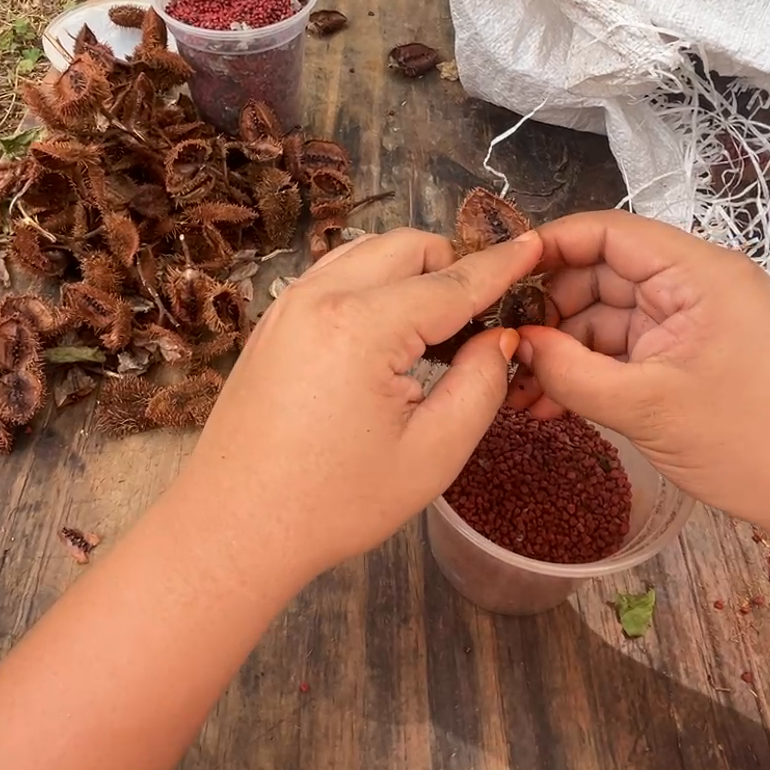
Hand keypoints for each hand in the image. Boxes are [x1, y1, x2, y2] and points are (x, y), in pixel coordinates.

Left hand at [177, 227, 542, 579]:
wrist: (233, 525)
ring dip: (410, 271)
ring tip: (431, 329)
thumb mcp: (431, 455)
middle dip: (452, 265)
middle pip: (408, 246)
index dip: (501, 265)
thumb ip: (479, 384)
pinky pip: (336, 273)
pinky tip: (383, 334)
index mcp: (362, 326)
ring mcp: (289, 302)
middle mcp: (320, 296)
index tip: (536, 244)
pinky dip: (372, 284)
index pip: (452, 282)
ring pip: (369, 252)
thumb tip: (500, 337)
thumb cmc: (333, 502)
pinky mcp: (274, 319)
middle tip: (476, 318)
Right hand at [506, 210, 769, 531]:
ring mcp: (692, 322)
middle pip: (601, 277)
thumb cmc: (746, 443)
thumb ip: (568, 372)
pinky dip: (590, 372)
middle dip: (550, 313)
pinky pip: (625, 350)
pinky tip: (552, 404)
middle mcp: (696, 286)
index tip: (501, 275)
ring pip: (607, 319)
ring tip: (521, 390)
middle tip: (504, 348)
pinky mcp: (688, 355)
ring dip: (563, 351)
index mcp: (700, 274)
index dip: (551, 246)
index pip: (610, 233)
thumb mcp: (644, 407)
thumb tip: (513, 345)